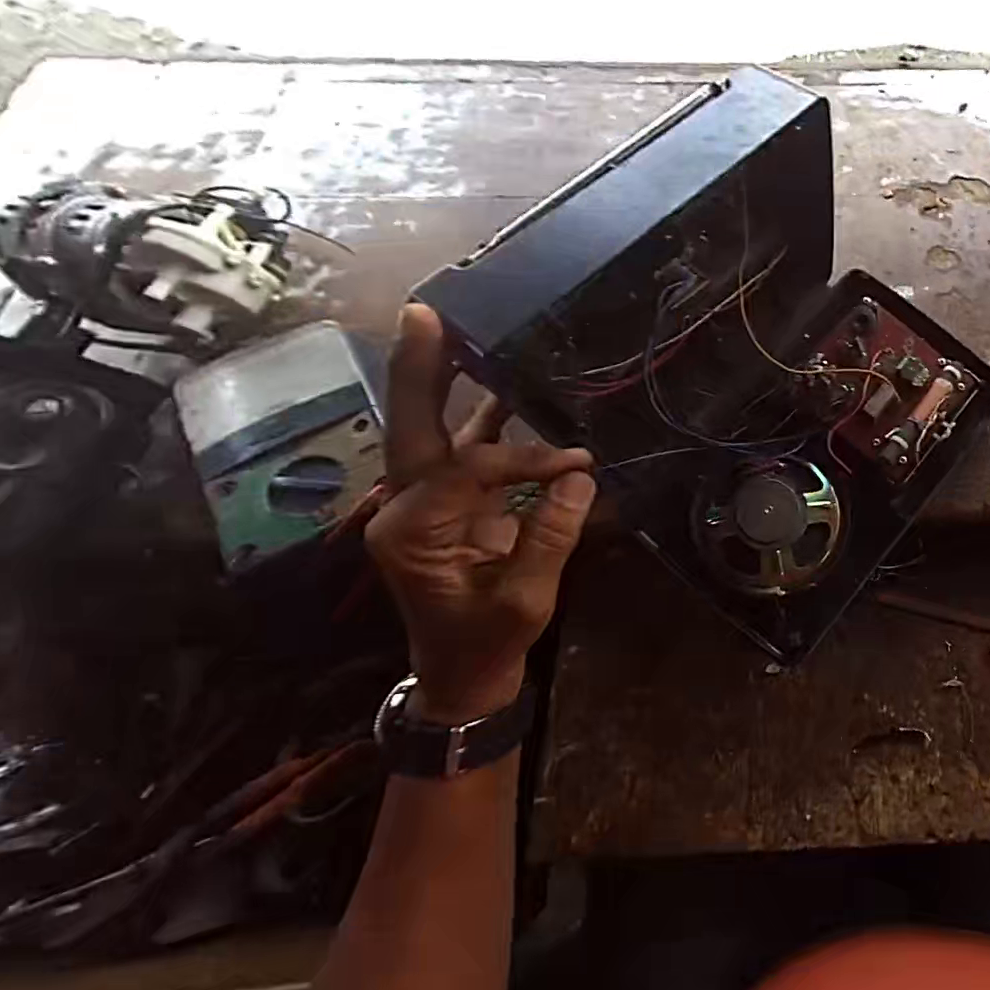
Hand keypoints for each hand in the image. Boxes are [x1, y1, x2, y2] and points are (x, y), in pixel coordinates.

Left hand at [365, 305, 596, 722]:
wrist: (463, 674)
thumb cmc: (488, 642)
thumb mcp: (524, 599)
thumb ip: (550, 538)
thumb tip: (581, 478)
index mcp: (412, 531)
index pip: (468, 471)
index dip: (526, 460)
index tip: (578, 462)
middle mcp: (408, 507)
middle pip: (411, 427)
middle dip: (420, 371)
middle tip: (426, 315)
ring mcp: (426, 504)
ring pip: (434, 432)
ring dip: (449, 385)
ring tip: (461, 334)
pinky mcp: (451, 506)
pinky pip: (466, 453)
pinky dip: (483, 420)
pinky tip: (504, 390)